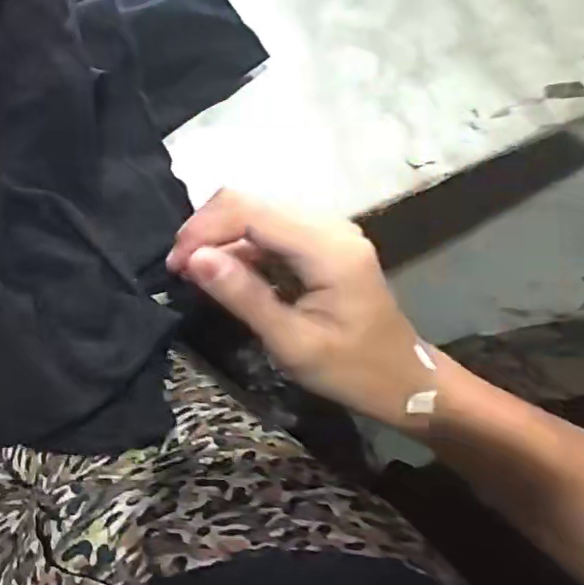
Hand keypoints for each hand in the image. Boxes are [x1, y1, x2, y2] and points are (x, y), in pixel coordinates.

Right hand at [167, 191, 437, 427]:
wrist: (407, 382)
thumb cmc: (353, 370)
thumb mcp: (292, 343)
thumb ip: (243, 296)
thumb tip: (193, 259)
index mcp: (328, 247)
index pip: (250, 213)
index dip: (204, 231)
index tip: (175, 266)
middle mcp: (328, 225)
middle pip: (248, 202)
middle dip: (205, 229)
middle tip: (179, 268)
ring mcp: (325, 230)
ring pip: (253, 211)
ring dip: (217, 236)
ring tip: (193, 271)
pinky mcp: (318, 241)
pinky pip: (266, 229)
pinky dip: (236, 245)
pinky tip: (222, 271)